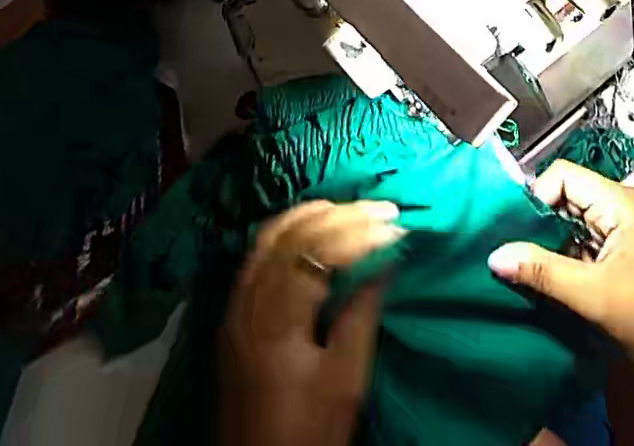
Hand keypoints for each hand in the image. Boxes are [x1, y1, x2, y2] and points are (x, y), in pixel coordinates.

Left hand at [219, 200, 403, 445]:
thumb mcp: (346, 379)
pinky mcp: (236, 312)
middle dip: (343, 214)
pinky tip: (317, 225)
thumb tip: (387, 260)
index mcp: (276, 322)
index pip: (318, 252)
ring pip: (273, 234)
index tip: (397, 227)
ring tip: (356, 210)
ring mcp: (237, 306)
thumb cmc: (309, 431)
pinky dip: (293, 228)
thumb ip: (363, 312)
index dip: (361, 232)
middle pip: (293, 235)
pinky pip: (262, 250)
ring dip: (317, 214)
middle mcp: (249, 304)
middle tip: (385, 210)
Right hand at [488, 161, 633, 380]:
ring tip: (528, 270)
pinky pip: (584, 243)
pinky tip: (549, 280)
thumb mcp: (595, 295)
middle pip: (566, 197)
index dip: (537, 198)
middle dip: (539, 223)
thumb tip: (496, 256)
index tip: (518, 234)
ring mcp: (624, 229)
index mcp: (620, 202)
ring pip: (573, 222)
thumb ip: (544, 271)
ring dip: (551, 244)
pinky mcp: (624, 252)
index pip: (562, 176)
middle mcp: (621, 206)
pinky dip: (566, 258)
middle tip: (515, 254)